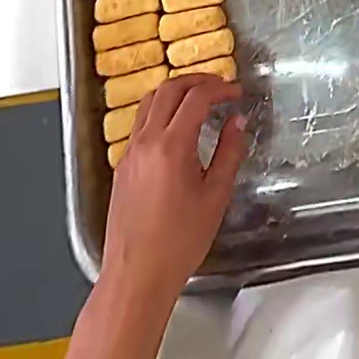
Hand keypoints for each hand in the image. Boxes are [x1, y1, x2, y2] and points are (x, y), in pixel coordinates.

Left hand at [102, 75, 249, 301]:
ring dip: (175, 91)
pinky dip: (160, 110)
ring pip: (149, 101)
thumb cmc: (179, 242)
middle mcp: (146, 142)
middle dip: (197, 81)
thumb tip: (237, 122)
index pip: (196, 98)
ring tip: (198, 98)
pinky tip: (177, 127)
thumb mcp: (216, 196)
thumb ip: (229, 152)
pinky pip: (140, 122)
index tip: (236, 93)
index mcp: (171, 147)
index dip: (220, 88)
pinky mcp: (121, 165)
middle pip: (169, 89)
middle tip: (219, 87)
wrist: (136, 278)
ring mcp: (129, 153)